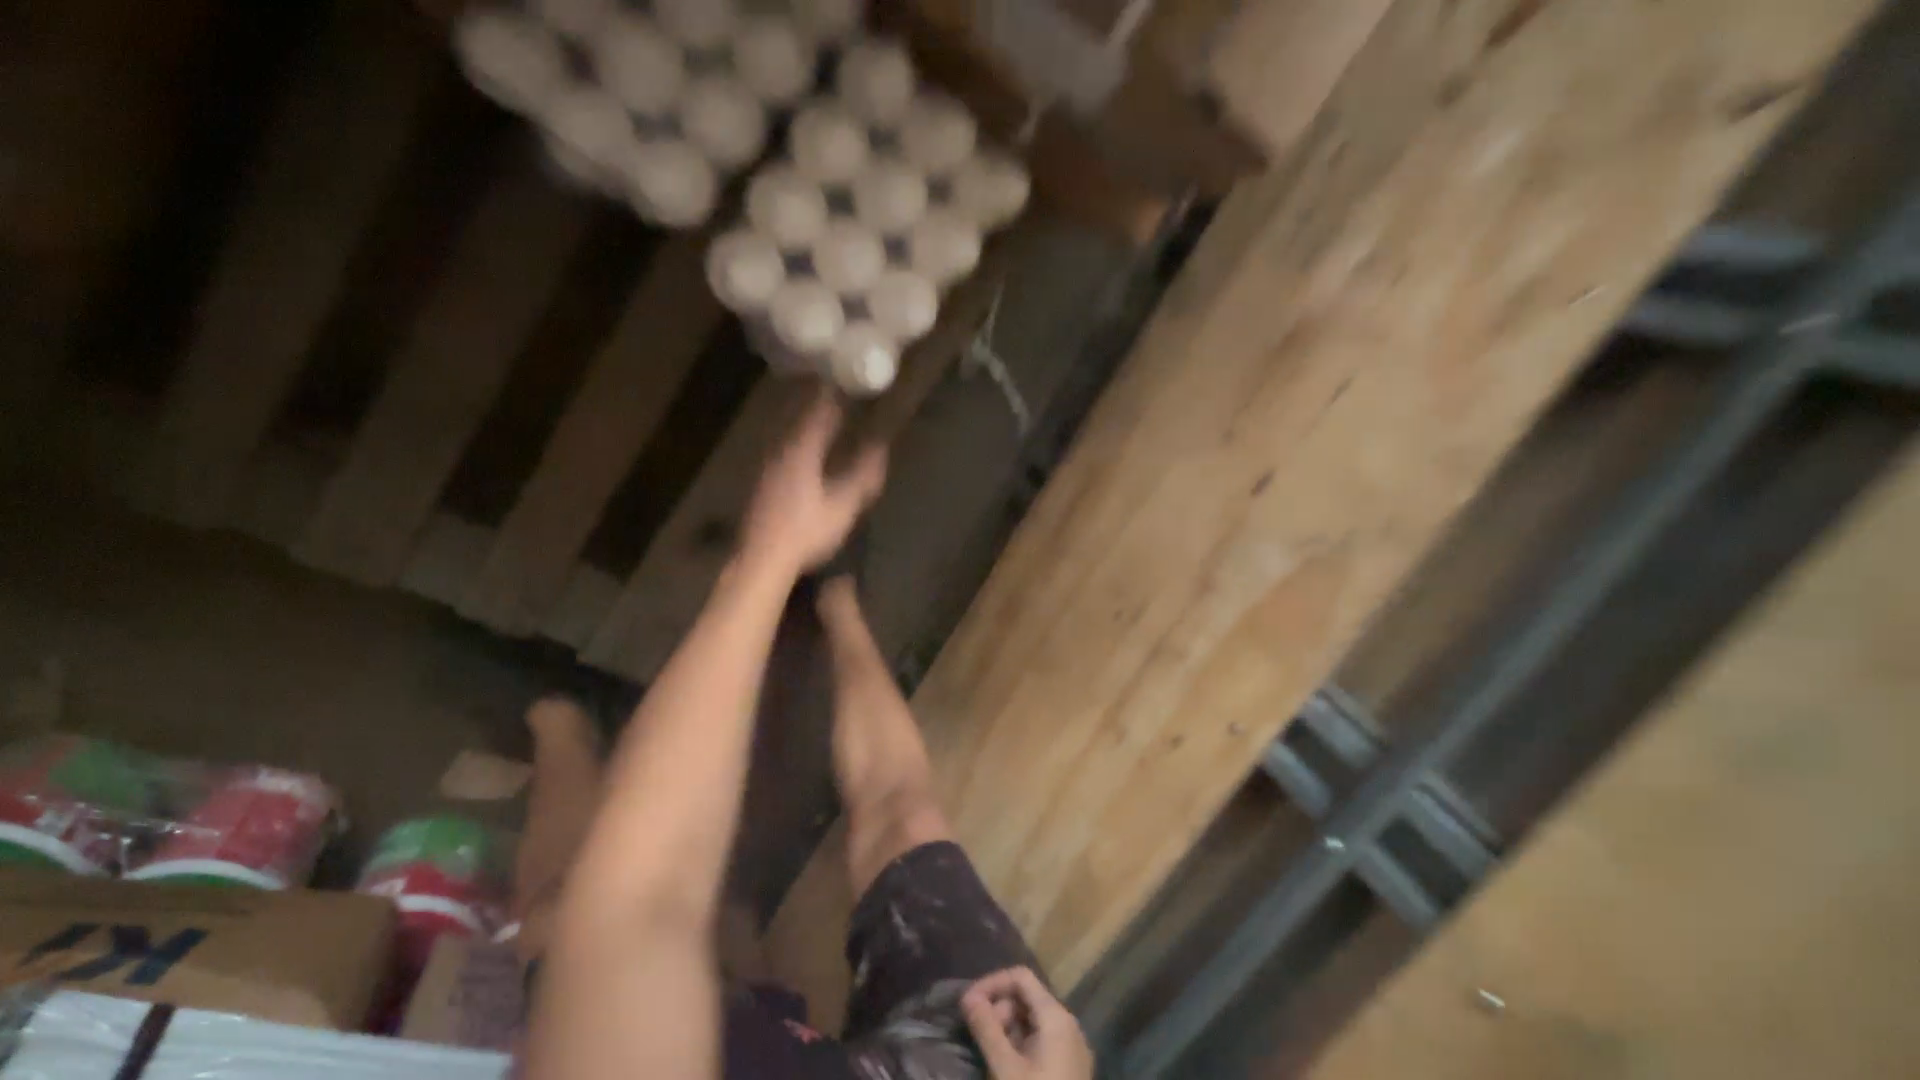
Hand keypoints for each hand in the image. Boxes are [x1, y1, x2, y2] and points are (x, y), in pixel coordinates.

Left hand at [740, 390, 886, 574]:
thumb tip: (882, 448)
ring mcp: (767, 463)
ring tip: (824, 412)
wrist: (761, 558)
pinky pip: (783, 445)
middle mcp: (781, 448)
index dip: (835, 391)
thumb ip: (864, 474)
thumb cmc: (805, 531)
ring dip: (806, 418)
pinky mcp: (762, 479)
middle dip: (819, 400)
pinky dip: (797, 437)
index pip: (820, 407)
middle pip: (800, 413)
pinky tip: (806, 446)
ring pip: (789, 429)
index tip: (849, 378)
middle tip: (838, 389)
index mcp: (802, 448)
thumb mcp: (844, 505)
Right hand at [961, 968, 1093, 1079]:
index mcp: (1056, 1017)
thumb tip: (968, 996)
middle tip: (979, 1036)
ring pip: (1033, 1021)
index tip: (967, 1005)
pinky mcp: (1069, 1068)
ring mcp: (1071, 1047)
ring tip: (990, 1054)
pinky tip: (1006, 1066)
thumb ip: (986, 1028)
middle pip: (1027, 998)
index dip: (991, 983)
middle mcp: (1068, 1025)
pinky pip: (1042, 1041)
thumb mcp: (1005, 1068)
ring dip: (1007, 1029)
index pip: (1020, 977)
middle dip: (998, 1009)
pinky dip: (1020, 1044)